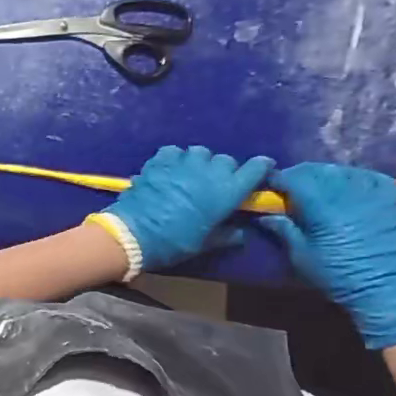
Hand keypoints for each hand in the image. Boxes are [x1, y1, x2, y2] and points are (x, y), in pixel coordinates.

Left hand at [103, 145, 274, 269]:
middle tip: (214, 185)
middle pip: (226, 160)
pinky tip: (170, 170)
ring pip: (200, 152)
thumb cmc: (174, 242)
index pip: (256, 168)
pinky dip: (175, 158)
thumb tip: (242, 232)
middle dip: (224, 171)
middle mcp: (209, 171)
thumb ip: (228, 235)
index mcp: (227, 190)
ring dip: (199, 162)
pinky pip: (174, 151)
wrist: (134, 233)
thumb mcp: (206, 243)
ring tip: (190, 176)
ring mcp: (183, 162)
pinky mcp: (159, 160)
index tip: (260, 171)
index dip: (260, 168)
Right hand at [256, 163, 395, 349]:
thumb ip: (283, 228)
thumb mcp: (300, 255)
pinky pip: (367, 176)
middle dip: (299, 177)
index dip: (275, 180)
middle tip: (291, 192)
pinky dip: (353, 179)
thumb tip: (264, 214)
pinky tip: (348, 192)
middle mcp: (346, 190)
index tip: (267, 188)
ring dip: (325, 177)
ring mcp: (373, 190)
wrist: (390, 288)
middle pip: (315, 169)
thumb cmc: (338, 274)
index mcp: (320, 205)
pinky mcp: (393, 195)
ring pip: (341, 170)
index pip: (291, 177)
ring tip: (320, 192)